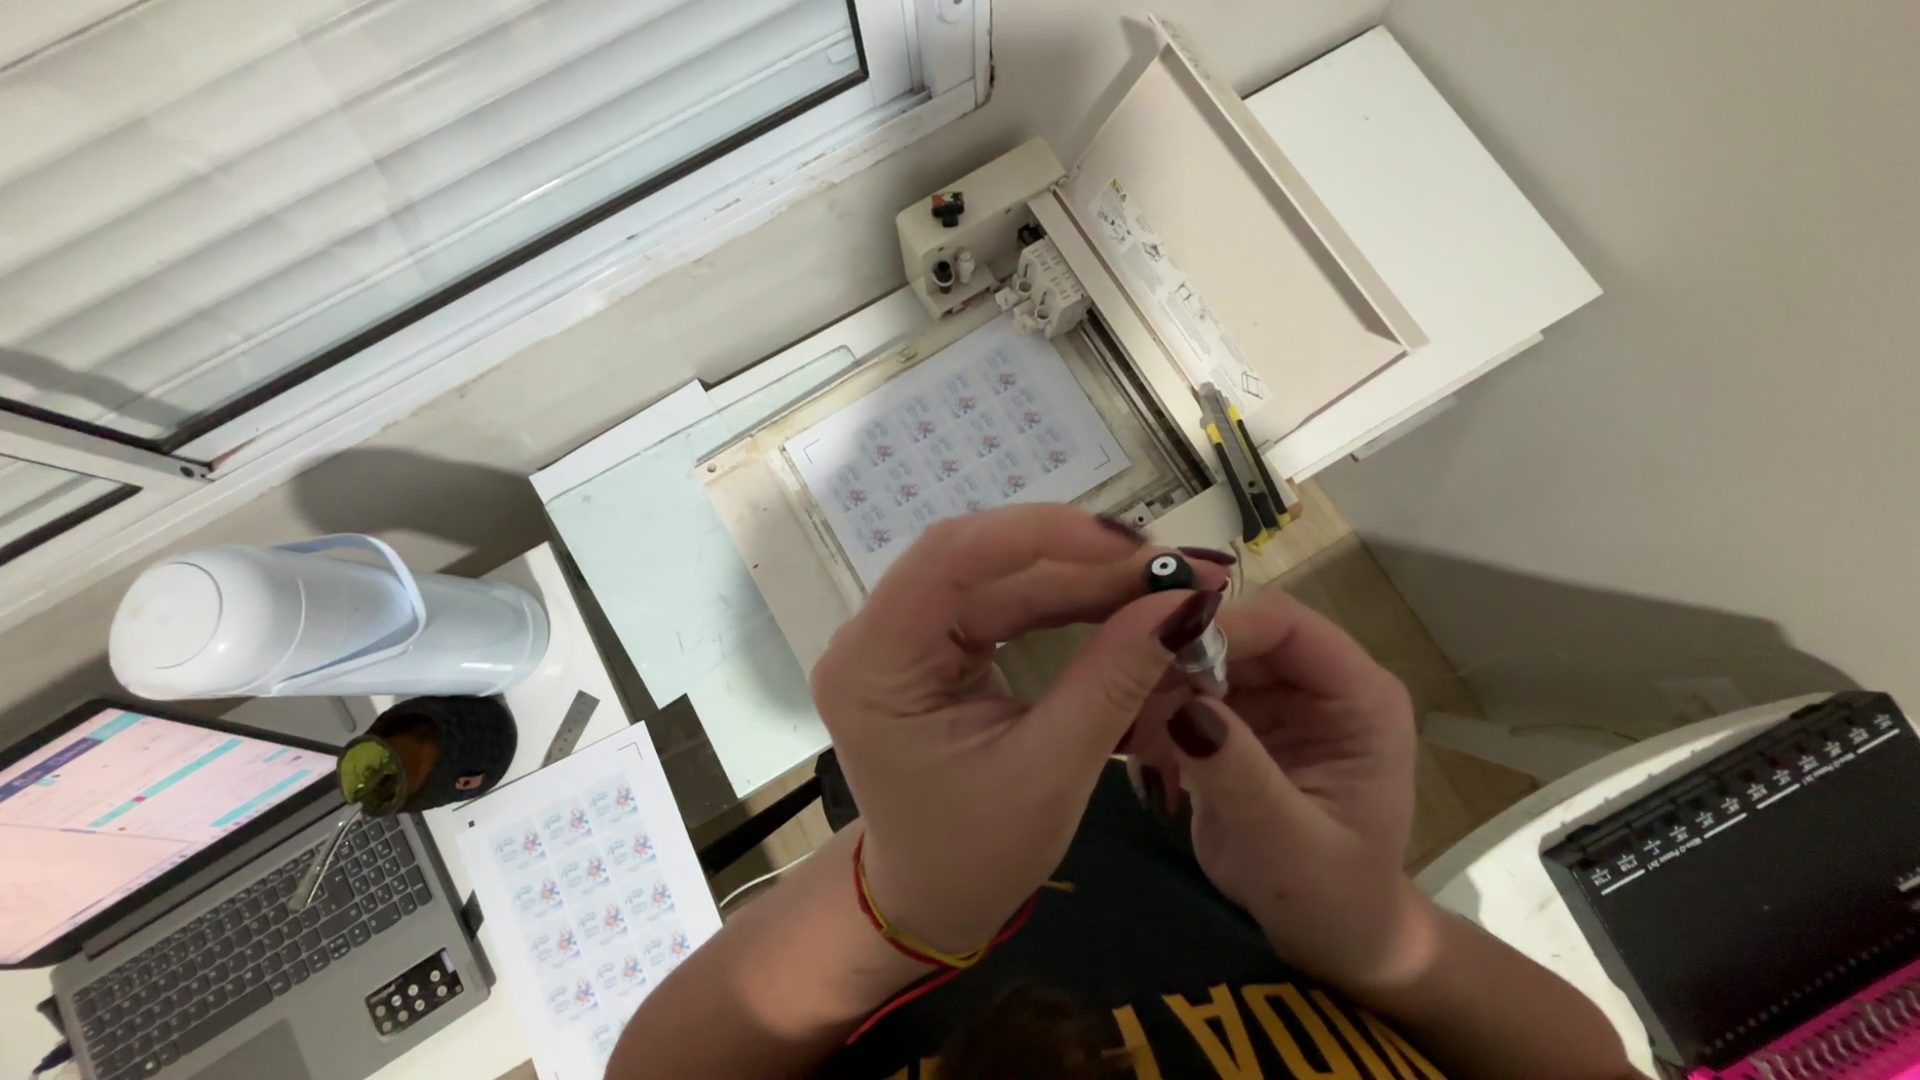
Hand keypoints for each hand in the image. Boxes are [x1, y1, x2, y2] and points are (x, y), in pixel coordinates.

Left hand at [808, 505, 1227, 953]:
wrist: (929, 900)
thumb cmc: (974, 856)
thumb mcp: (1050, 772)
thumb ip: (1113, 679)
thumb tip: (1186, 603)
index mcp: (875, 663)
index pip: (948, 556)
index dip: (1040, 533)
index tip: (1131, 545)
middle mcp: (878, 634)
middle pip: (984, 563)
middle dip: (1084, 561)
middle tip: (1178, 566)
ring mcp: (907, 637)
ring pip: (1004, 580)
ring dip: (1087, 579)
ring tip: (1168, 581)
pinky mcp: (938, 647)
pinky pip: (1008, 606)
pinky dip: (1070, 604)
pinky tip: (1126, 601)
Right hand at [1133, 584, 1426, 993]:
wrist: (1329, 935)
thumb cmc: (1332, 898)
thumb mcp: (1288, 846)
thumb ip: (1240, 775)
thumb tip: (1183, 708)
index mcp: (1359, 698)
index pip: (1289, 626)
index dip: (1223, 623)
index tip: (1154, 646)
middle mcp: (1318, 681)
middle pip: (1239, 629)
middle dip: (1179, 653)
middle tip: (1123, 691)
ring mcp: (1277, 694)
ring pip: (1204, 651)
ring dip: (1161, 682)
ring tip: (1133, 736)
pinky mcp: (1241, 714)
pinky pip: (1187, 686)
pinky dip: (1157, 708)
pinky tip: (1141, 749)